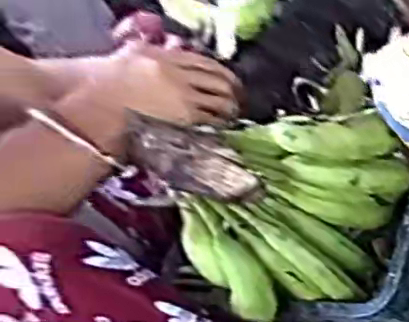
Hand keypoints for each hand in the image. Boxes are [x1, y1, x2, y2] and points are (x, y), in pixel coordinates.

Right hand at [76, 42, 238, 125]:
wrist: (102, 93)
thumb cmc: (118, 74)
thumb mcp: (137, 54)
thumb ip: (160, 49)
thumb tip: (181, 45)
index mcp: (162, 56)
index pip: (206, 63)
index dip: (226, 74)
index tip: (233, 83)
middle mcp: (174, 73)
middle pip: (221, 83)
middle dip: (235, 93)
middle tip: (239, 101)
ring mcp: (181, 94)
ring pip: (223, 101)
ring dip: (232, 109)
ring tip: (230, 113)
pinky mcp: (186, 114)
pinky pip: (216, 118)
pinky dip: (223, 121)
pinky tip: (221, 122)